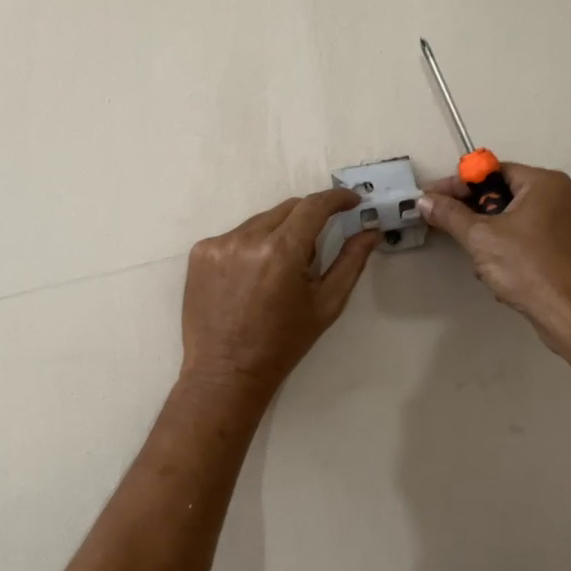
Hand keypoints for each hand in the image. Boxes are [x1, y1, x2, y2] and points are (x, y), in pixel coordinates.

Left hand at [180, 188, 378, 393]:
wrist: (226, 372)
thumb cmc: (283, 343)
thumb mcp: (326, 304)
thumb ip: (351, 262)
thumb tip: (371, 231)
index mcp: (282, 250)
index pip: (314, 206)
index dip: (336, 198)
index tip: (351, 200)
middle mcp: (247, 238)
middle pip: (288, 208)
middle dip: (308, 218)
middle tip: (316, 246)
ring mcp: (219, 243)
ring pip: (260, 221)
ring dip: (278, 233)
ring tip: (279, 270)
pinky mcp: (200, 252)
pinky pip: (235, 235)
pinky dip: (250, 246)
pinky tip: (252, 277)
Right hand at [419, 163, 570, 342]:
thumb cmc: (530, 268)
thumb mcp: (482, 239)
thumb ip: (451, 216)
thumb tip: (425, 201)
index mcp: (545, 183)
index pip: (492, 171)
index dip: (458, 184)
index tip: (431, 198)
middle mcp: (562, 197)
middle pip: (505, 195)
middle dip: (474, 215)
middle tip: (448, 228)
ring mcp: (569, 226)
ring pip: (515, 221)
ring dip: (490, 238)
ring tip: (476, 260)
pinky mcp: (569, 252)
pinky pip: (529, 241)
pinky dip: (509, 251)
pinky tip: (497, 274)